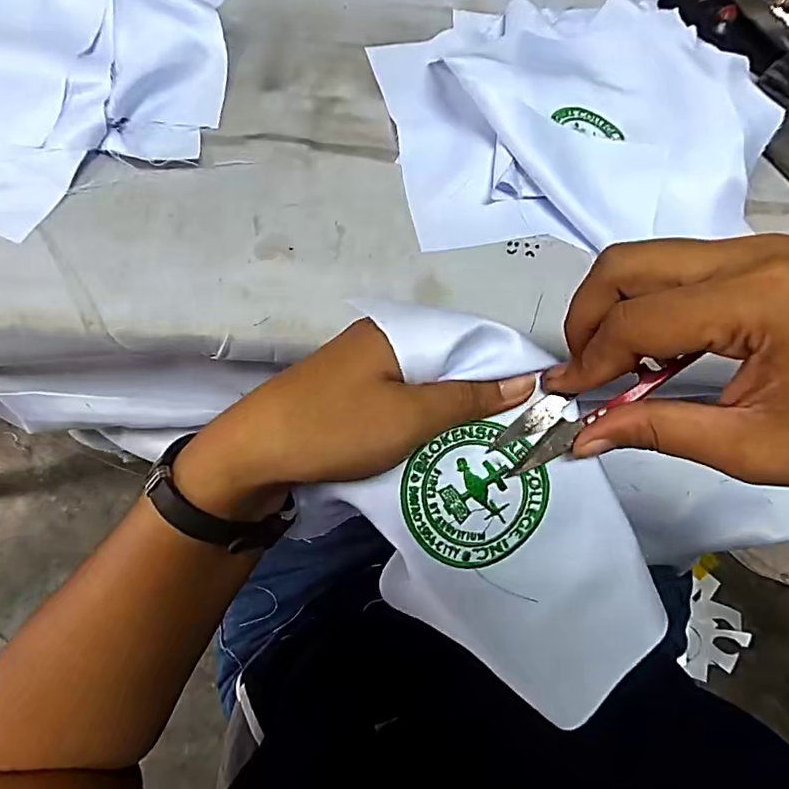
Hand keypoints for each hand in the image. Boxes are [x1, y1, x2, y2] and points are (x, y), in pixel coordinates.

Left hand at [174, 319, 535, 518]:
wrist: (251, 456)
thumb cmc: (334, 429)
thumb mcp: (409, 416)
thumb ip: (468, 398)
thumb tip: (524, 380)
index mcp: (396, 331)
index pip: (469, 337)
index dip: (505, 367)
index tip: (536, 403)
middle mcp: (380, 341)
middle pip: (447, 363)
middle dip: (480, 395)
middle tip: (514, 431)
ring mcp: (361, 370)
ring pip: (424, 387)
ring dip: (451, 413)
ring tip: (486, 442)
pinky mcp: (349, 398)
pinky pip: (399, 403)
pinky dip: (421, 422)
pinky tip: (440, 445)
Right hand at [543, 235, 788, 489]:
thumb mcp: (750, 449)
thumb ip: (657, 431)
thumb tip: (580, 436)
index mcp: (763, 297)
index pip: (642, 319)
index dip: (591, 359)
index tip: (563, 397)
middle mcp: (754, 255)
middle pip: (628, 264)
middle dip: (588, 317)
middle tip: (583, 371)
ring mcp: (758, 248)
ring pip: (644, 258)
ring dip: (612, 307)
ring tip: (615, 364)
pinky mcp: (758, 257)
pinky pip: (672, 267)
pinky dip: (644, 303)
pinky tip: (656, 350)